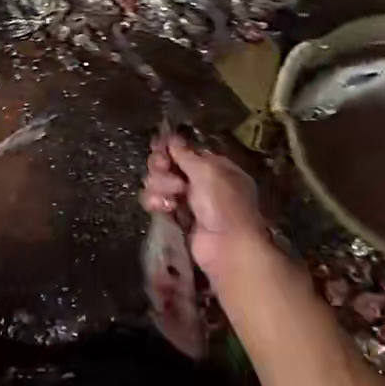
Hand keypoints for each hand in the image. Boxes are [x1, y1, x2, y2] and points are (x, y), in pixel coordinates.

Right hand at [141, 133, 269, 275]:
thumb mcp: (207, 171)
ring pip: (159, 183)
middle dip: (162, 168)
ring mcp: (188, 201)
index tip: (157, 147)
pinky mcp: (176, 218)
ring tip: (170, 197)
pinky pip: (158, 203)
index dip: (169, 148)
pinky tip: (165, 207)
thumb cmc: (222, 203)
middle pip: (168, 165)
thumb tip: (172, 138)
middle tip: (163, 169)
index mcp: (214, 167)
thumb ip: (185, 154)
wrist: (228, 247)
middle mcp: (201, 182)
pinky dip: (157, 203)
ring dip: (159, 186)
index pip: (185, 151)